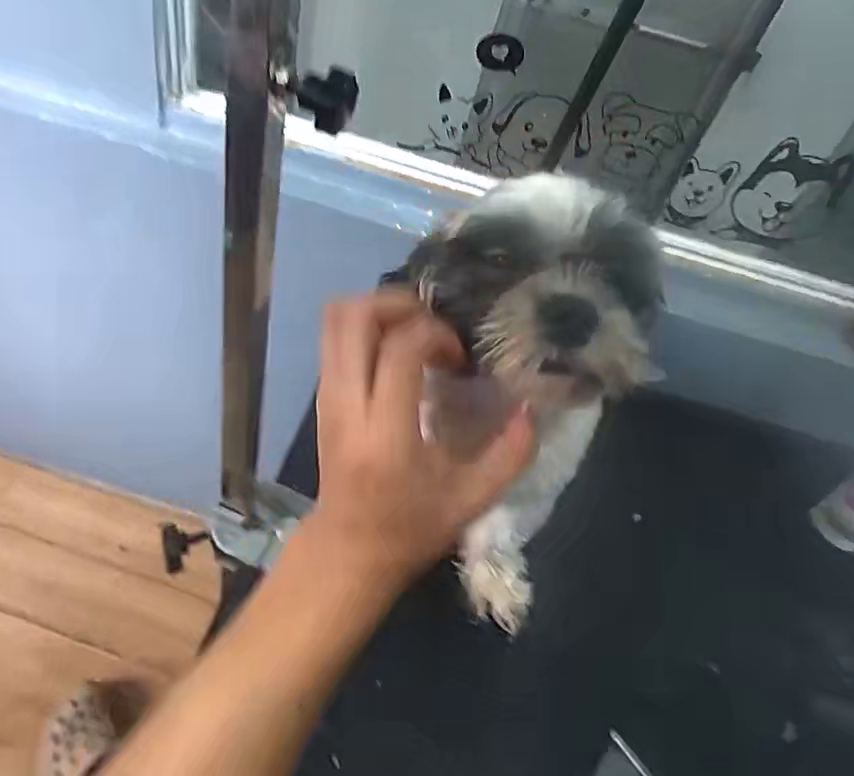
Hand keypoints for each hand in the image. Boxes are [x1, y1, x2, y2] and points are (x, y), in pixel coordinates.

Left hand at [304, 291, 536, 582]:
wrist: (347, 551)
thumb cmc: (410, 528)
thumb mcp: (472, 501)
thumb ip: (509, 454)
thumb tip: (532, 407)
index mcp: (385, 434)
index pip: (400, 350)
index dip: (435, 334)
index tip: (457, 357)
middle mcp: (347, 405)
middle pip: (354, 316)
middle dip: (399, 303)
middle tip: (433, 322)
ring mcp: (327, 396)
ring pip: (336, 319)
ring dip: (380, 309)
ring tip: (416, 329)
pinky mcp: (321, 394)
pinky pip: (334, 336)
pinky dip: (368, 326)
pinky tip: (399, 349)